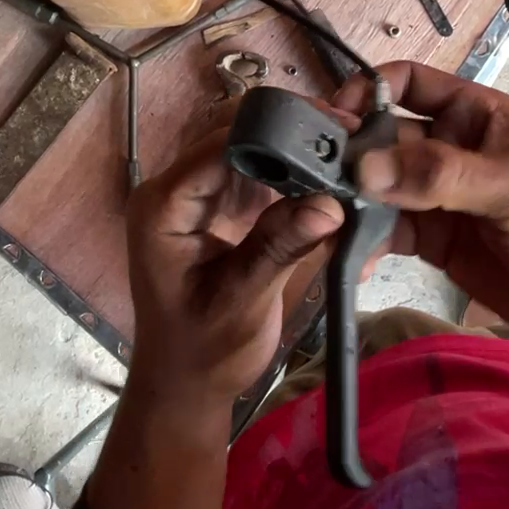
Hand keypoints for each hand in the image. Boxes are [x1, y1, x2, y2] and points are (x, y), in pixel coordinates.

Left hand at [122, 126, 343, 408]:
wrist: (186, 383)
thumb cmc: (202, 351)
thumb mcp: (242, 301)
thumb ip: (279, 247)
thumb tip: (330, 204)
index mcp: (163, 206)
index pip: (219, 145)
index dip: (274, 130)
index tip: (329, 125)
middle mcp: (174, 189)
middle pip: (232, 133)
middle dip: (288, 128)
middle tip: (345, 129)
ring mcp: (196, 193)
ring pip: (246, 143)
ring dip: (292, 142)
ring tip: (342, 142)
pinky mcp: (218, 203)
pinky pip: (254, 168)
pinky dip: (289, 166)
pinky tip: (324, 167)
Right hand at [334, 61, 508, 345]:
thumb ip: (441, 175)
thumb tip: (363, 167)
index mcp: (472, 114)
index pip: (408, 82)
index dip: (368, 90)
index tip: (336, 118)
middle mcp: (447, 147)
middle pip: (382, 136)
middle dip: (348, 153)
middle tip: (312, 177)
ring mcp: (436, 195)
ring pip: (376, 185)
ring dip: (348, 198)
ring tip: (322, 219)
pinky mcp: (431, 239)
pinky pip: (385, 230)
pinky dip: (361, 240)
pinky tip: (346, 255)